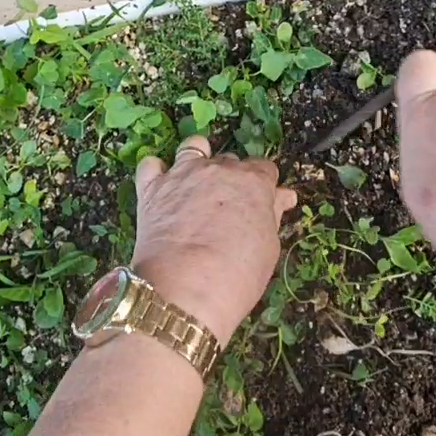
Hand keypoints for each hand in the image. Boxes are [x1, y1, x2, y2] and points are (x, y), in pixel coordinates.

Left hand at [130, 136, 296, 344]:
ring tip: (196, 177)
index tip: (262, 199)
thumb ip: (273, 215)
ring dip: (197, 156)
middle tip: (228, 206)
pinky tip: (161, 185)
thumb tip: (284, 196)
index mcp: (253, 181)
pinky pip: (150, 164)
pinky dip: (156, 171)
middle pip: (229, 161)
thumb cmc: (237, 275)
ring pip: (192, 147)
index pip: (264, 168)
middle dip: (232, 177)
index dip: (264, 184)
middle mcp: (218, 169)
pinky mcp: (152, 187)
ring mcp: (182, 174)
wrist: (184, 288)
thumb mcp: (268, 247)